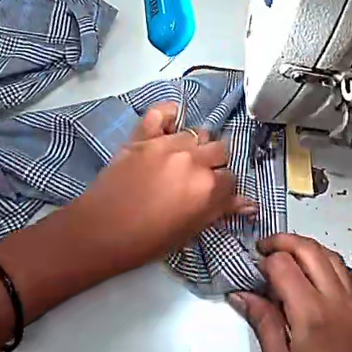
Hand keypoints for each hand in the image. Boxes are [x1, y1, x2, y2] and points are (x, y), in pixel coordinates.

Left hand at [0, 103, 254, 315]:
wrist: (102, 230)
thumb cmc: (147, 240)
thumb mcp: (190, 231)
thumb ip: (219, 211)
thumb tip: (249, 204)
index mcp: (208, 188)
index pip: (231, 178)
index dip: (223, 187)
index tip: (212, 194)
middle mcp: (192, 160)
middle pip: (219, 150)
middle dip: (213, 164)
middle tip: (196, 178)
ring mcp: (166, 144)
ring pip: (196, 133)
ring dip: (194, 145)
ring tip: (180, 159)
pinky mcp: (142, 136)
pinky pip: (161, 112)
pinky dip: (168, 116)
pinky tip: (170, 126)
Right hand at [233, 235, 351, 351]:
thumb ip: (263, 322)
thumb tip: (245, 296)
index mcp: (310, 313)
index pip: (283, 265)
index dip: (263, 261)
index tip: (250, 270)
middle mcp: (337, 305)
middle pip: (311, 251)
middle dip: (284, 243)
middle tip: (264, 252)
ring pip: (336, 261)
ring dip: (311, 252)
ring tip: (289, 259)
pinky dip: (346, 274)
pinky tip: (331, 280)